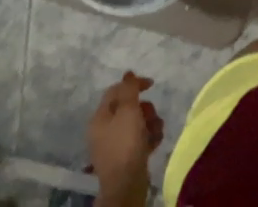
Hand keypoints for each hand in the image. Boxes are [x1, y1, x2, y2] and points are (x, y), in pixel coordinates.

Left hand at [87, 72, 163, 189]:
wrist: (126, 184)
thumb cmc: (125, 144)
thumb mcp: (128, 111)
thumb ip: (129, 89)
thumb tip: (127, 72)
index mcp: (100, 117)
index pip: (116, 91)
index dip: (134, 84)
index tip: (152, 85)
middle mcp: (104, 130)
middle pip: (128, 108)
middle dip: (145, 108)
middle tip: (152, 115)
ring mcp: (114, 145)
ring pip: (136, 124)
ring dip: (150, 123)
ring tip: (157, 130)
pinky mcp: (125, 157)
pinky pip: (139, 139)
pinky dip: (149, 137)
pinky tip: (156, 141)